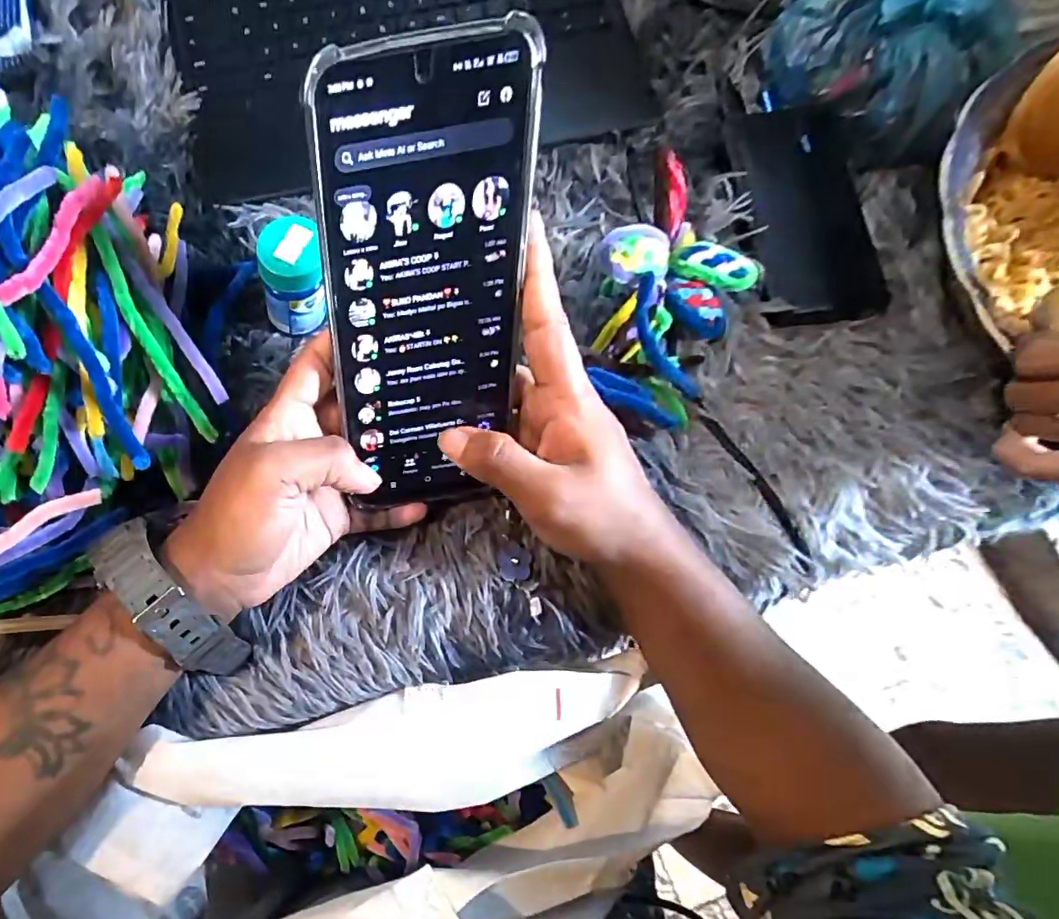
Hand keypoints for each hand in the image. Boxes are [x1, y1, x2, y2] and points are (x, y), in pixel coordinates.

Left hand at [162, 333, 427, 616]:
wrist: (224, 575)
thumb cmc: (239, 514)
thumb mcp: (273, 469)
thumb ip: (327, 457)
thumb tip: (371, 475)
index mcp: (287, 419)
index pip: (313, 368)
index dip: (338, 343)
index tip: (378, 325)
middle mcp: (310, 442)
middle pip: (352, 409)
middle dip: (385, 396)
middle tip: (432, 381)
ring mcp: (325, 480)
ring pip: (369, 457)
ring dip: (398, 450)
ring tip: (440, 437)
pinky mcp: (335, 515)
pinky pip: (372, 507)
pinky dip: (396, 506)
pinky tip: (424, 501)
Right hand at [436, 212, 680, 567]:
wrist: (631, 550)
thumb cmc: (602, 515)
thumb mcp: (548, 491)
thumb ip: (499, 461)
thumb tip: (447, 435)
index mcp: (567, 396)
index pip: (547, 325)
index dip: (536, 276)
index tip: (523, 228)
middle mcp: (554, 400)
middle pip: (517, 348)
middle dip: (489, 315)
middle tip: (446, 290)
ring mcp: (544, 424)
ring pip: (502, 387)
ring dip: (473, 371)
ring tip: (427, 350)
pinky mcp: (536, 447)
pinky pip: (499, 421)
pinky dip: (474, 416)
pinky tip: (443, 415)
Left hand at [996, 307, 1058, 500]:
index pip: (1051, 353)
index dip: (1032, 346)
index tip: (1042, 340)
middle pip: (1032, 390)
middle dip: (1024, 378)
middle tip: (1042, 372)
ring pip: (1029, 425)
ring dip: (1024, 410)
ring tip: (1043, 399)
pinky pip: (1042, 469)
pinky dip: (1016, 452)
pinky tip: (1021, 439)